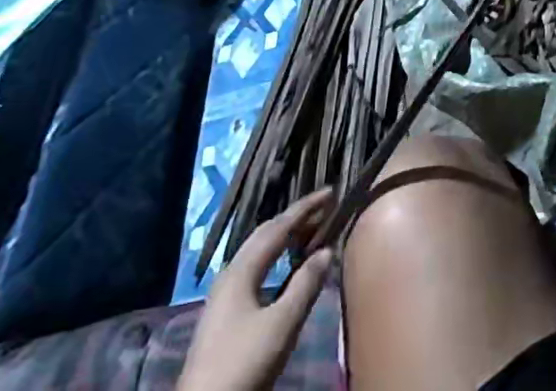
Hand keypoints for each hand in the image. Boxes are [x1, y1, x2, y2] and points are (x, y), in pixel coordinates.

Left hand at [179, 189, 336, 390]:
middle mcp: (231, 272)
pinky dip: (276, 256)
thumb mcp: (281, 325)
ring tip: (311, 232)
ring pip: (258, 251)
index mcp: (242, 269)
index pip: (278, 227)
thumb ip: (305, 285)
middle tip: (325, 210)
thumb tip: (327, 250)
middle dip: (295, 218)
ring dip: (285, 237)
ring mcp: (225, 292)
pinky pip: (255, 267)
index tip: (330, 192)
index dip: (305, 208)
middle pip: (265, 234)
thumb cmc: (244, 363)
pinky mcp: (225, 311)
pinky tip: (286, 268)